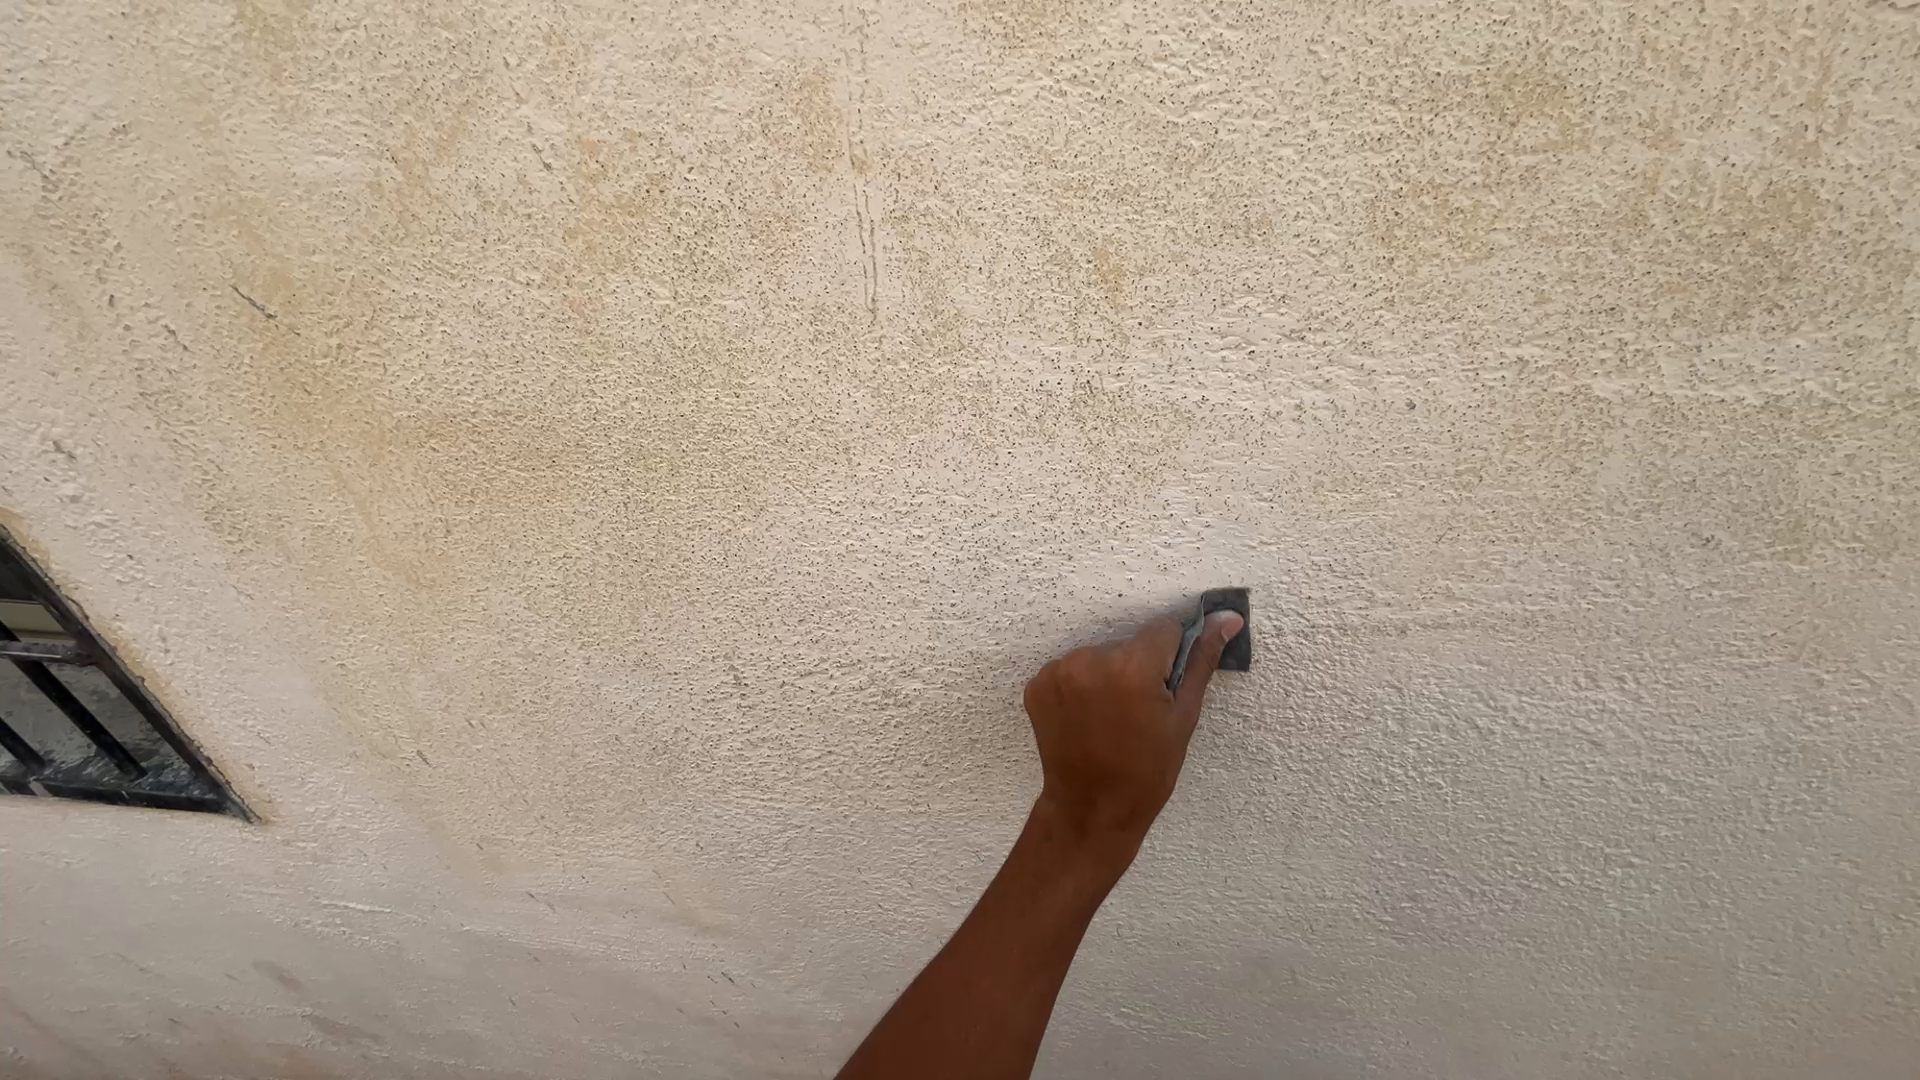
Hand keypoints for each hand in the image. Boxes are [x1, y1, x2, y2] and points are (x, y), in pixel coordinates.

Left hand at [1021, 610, 1245, 846]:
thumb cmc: (1146, 770)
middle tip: (1138, 711)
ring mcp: (1058, 672)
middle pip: (1128, 644)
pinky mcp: (1037, 684)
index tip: (1165, 686)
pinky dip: (1079, 687)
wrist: (1092, 808)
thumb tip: (1227, 619)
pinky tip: (1086, 718)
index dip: (1171, 657)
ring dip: (1106, 676)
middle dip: (1137, 668)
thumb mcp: (1183, 716)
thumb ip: (1202, 660)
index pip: (1163, 629)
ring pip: (1098, 656)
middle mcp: (1090, 661)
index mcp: (1131, 668)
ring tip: (1110, 717)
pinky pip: (1069, 670)